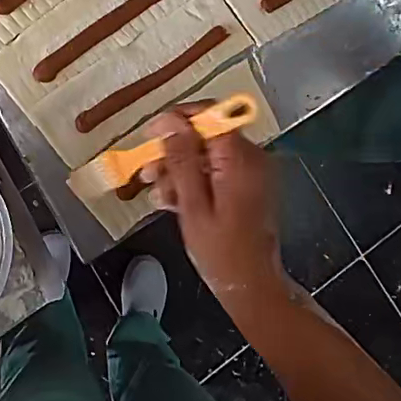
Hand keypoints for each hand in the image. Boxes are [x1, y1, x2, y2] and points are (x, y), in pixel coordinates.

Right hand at [141, 108, 289, 301]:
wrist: (254, 286)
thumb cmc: (222, 252)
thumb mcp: (193, 207)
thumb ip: (182, 160)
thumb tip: (170, 122)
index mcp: (241, 160)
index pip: (211, 114)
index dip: (179, 118)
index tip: (151, 132)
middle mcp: (251, 157)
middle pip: (207, 135)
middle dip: (174, 150)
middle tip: (147, 171)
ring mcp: (251, 171)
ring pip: (208, 154)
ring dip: (179, 168)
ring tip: (157, 192)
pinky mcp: (247, 184)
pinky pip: (216, 170)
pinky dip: (194, 180)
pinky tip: (172, 199)